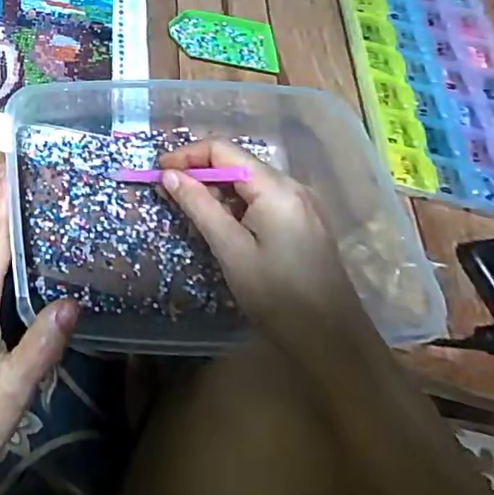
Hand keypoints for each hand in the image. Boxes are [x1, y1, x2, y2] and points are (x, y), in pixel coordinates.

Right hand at [158, 140, 364, 346]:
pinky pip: (260, 198)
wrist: (335, 345)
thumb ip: (199, 205)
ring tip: (186, 206)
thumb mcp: (230, 249)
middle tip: (167, 190)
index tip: (158, 171)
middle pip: (235, 161)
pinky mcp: (303, 222)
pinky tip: (218, 222)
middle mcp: (291, 186)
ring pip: (247, 180)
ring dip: (214, 188)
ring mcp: (300, 204)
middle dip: (198, 171)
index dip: (186, 155)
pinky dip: (234, 202)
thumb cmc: (278, 296)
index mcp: (276, 188)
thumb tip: (169, 174)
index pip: (222, 150)